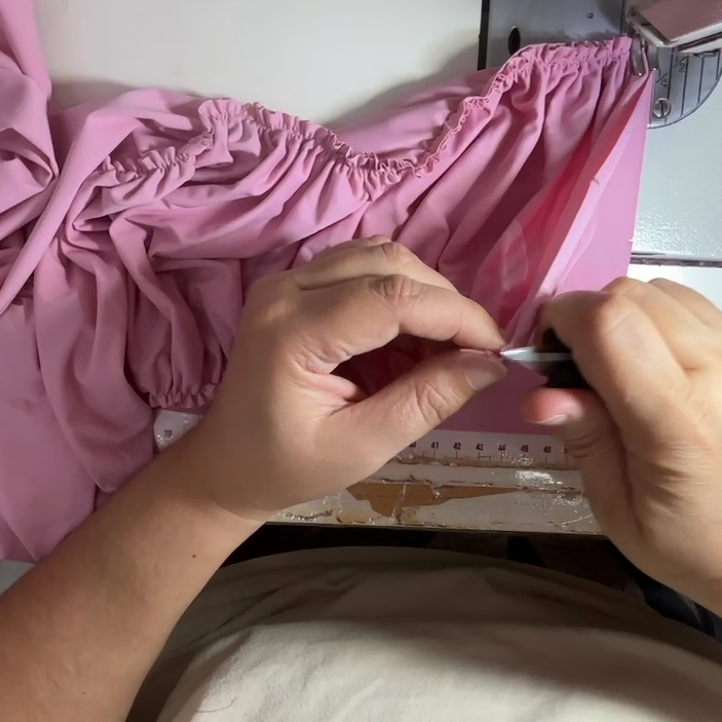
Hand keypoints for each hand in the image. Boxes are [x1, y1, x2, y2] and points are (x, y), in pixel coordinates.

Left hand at [172, 239, 508, 522]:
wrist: (226, 464)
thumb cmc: (286, 466)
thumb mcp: (361, 447)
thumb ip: (425, 401)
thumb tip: (488, 364)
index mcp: (292, 333)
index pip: (390, 297)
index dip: (454, 315)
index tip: (495, 348)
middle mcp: (284, 290)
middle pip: (388, 262)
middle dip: (444, 302)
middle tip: (474, 352)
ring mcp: (286, 281)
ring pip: (378, 255)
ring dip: (424, 293)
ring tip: (445, 346)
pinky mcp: (295, 285)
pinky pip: (362, 267)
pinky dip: (400, 293)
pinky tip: (412, 337)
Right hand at [519, 277, 721, 610]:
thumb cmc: (697, 551)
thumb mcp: (619, 511)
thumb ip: (584, 438)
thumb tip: (538, 394)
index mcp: (683, 421)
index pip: (611, 322)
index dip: (565, 321)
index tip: (549, 353)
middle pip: (634, 295)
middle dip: (590, 318)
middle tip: (579, 369)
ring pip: (666, 292)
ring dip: (627, 316)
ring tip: (621, 370)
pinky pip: (699, 310)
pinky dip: (663, 325)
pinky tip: (663, 372)